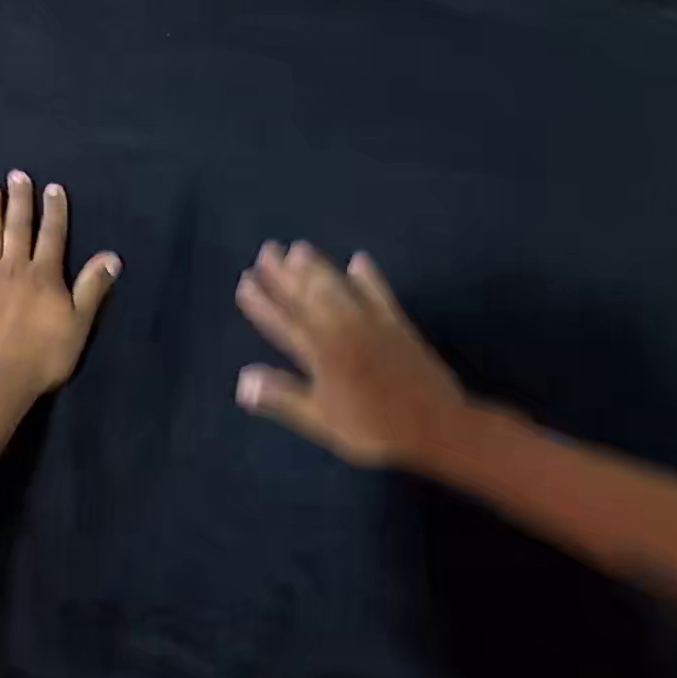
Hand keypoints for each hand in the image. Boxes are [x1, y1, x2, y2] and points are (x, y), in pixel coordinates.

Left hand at [0, 170, 119, 402]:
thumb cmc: (43, 355)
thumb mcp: (79, 324)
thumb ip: (92, 287)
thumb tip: (112, 256)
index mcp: (45, 275)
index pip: (53, 236)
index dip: (55, 211)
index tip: (53, 188)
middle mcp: (15, 268)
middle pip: (18, 228)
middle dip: (20, 201)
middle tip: (17, 175)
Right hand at [234, 241, 464, 467]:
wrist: (433, 424)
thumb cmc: (373, 429)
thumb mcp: (321, 421)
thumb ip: (282, 397)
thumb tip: (244, 379)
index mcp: (321, 355)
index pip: (283, 323)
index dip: (262, 303)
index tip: (245, 282)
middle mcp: (342, 331)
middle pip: (307, 297)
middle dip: (284, 274)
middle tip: (267, 250)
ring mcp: (372, 323)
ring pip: (339, 288)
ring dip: (317, 267)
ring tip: (299, 248)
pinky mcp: (397, 324)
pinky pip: (379, 293)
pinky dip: (368, 276)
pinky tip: (359, 260)